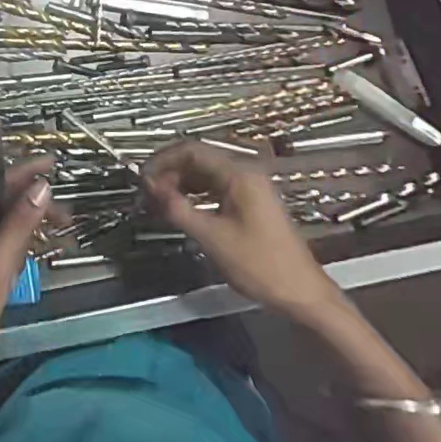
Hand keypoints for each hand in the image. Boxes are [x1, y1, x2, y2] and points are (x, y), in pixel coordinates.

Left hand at [0, 156, 55, 369]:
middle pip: (4, 202)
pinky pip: (8, 242)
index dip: (26, 172)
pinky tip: (38, 252)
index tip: (52, 163)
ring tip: (62, 229)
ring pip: (10, 222)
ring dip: (33, 225)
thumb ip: (21, 221)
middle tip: (66, 213)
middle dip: (35, 205)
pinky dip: (25, 243)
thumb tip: (43, 186)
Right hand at [145, 141, 343, 318]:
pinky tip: (181, 209)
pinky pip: (217, 188)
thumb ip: (178, 208)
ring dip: (182, 183)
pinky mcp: (251, 202)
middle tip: (147, 193)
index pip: (193, 150)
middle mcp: (246, 172)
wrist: (299, 291)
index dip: (163, 160)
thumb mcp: (211, 237)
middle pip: (200, 159)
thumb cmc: (257, 264)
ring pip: (207, 174)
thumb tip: (150, 187)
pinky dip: (196, 194)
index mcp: (239, 174)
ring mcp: (250, 187)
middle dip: (171, 171)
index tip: (142, 178)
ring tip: (158, 202)